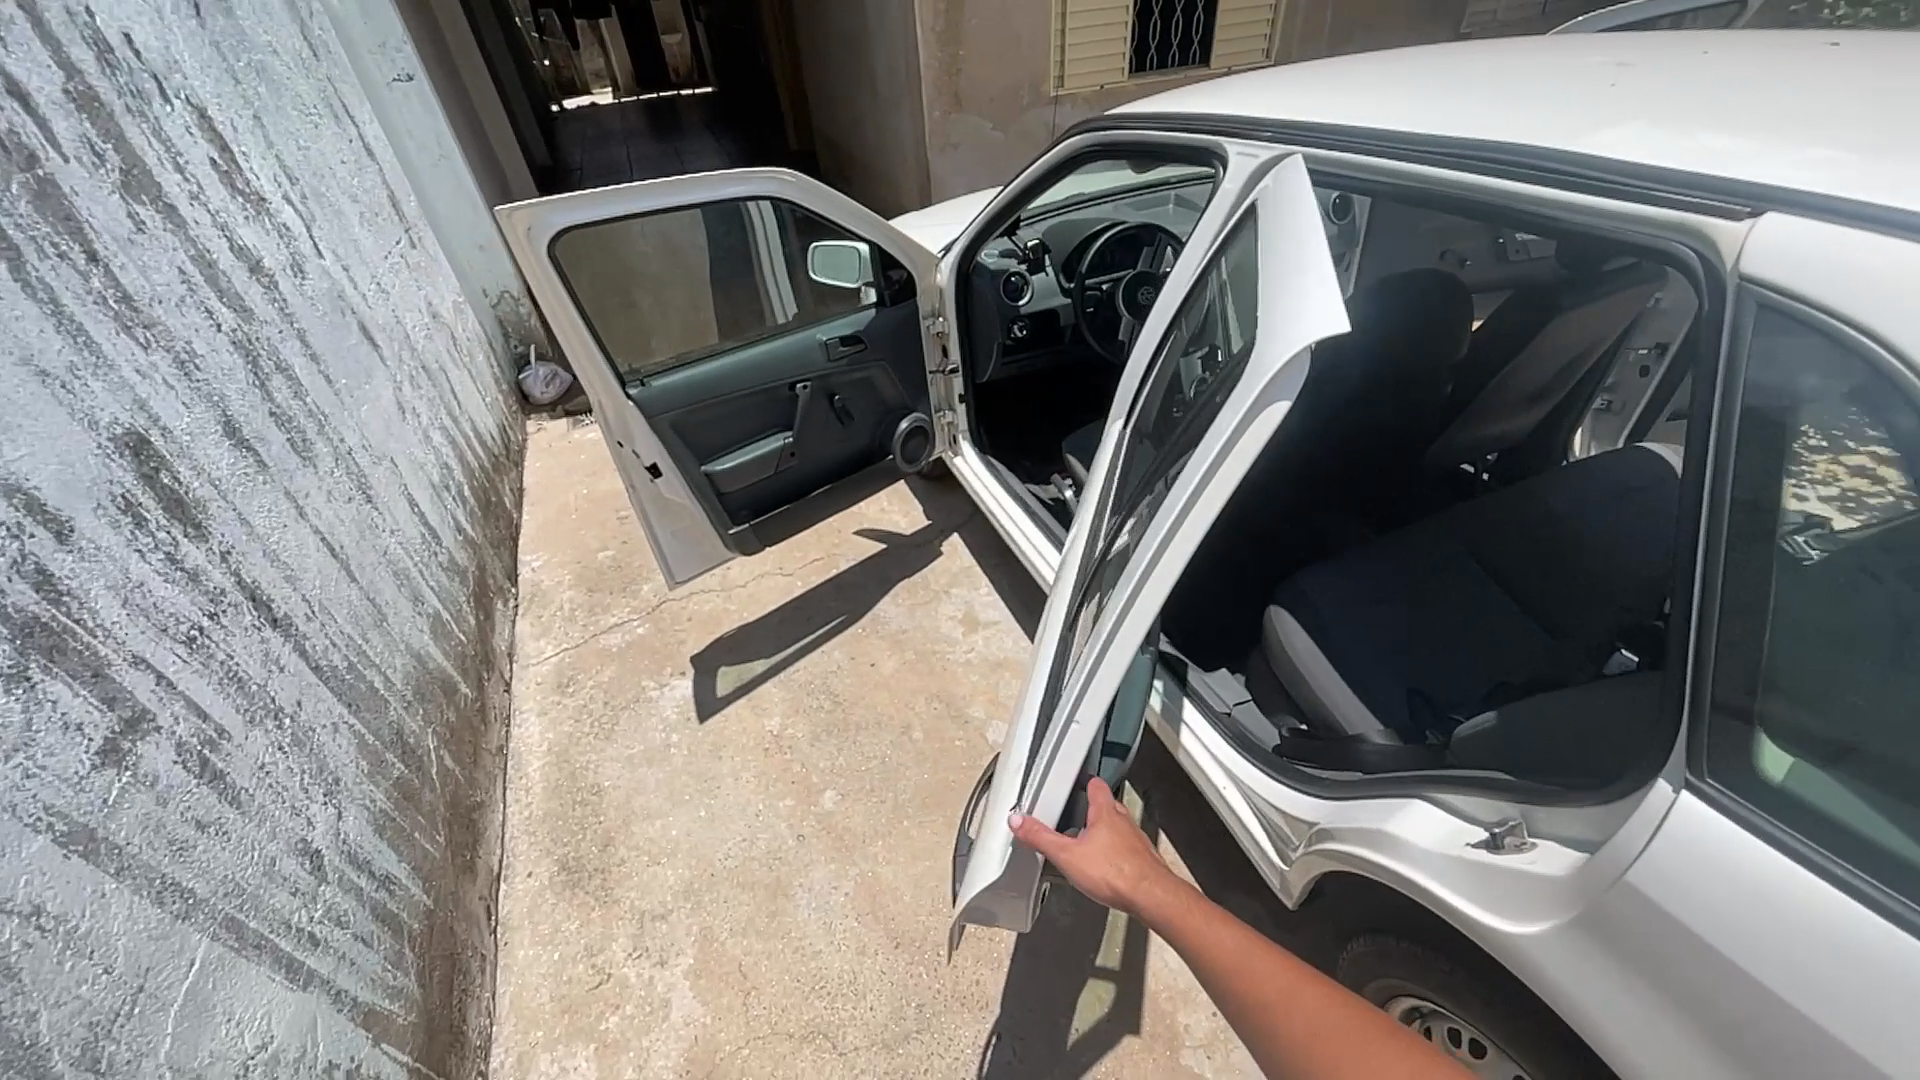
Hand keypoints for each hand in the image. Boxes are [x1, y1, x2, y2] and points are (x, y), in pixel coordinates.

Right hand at [1009, 777, 1192, 920]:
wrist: (1151, 897)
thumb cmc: (1116, 873)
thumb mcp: (1067, 855)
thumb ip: (1041, 838)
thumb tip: (1020, 822)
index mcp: (1105, 813)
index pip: (1096, 786)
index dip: (1086, 782)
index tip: (1079, 782)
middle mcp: (1124, 822)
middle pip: (1108, 805)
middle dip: (1094, 808)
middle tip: (1080, 812)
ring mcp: (1136, 841)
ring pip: (1119, 827)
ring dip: (1106, 831)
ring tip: (1089, 842)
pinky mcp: (1143, 860)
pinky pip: (1128, 849)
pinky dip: (1116, 853)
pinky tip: (1107, 868)